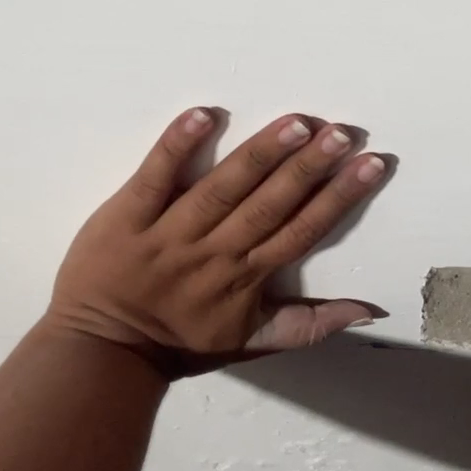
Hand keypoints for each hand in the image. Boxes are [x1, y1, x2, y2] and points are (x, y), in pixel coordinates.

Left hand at [44, 107, 390, 375]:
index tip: (371, 163)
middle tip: (342, 133)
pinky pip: (153, 177)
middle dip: (309, 167)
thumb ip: (312, 325)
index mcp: (247, 277)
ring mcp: (168, 233)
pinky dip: (177, 146)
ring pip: (223, 188)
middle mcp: (215, 252)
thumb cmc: (182, 344)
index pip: (303, 230)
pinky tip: (204, 115)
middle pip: (270, 203)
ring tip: (296, 122)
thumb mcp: (254, 343)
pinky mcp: (125, 216)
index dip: (340, 196)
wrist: (98, 355)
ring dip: (260, 154)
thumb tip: (372, 312)